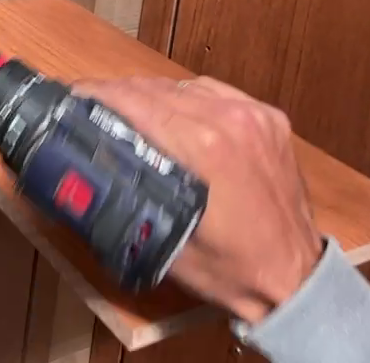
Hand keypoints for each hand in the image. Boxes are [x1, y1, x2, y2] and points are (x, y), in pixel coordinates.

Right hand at [77, 76, 321, 322]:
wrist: (297, 284)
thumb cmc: (229, 268)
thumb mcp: (162, 233)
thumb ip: (126, 186)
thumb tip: (82, 157)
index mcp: (204, 146)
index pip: (133, 100)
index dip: (95, 92)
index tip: (71, 93)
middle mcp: (229, 120)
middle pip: (152, 87)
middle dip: (116, 93)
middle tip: (91, 103)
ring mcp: (253, 115)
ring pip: (179, 84)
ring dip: (149, 93)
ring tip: (128, 108)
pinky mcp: (268, 117)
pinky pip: (210, 90)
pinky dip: (185, 96)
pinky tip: (173, 110)